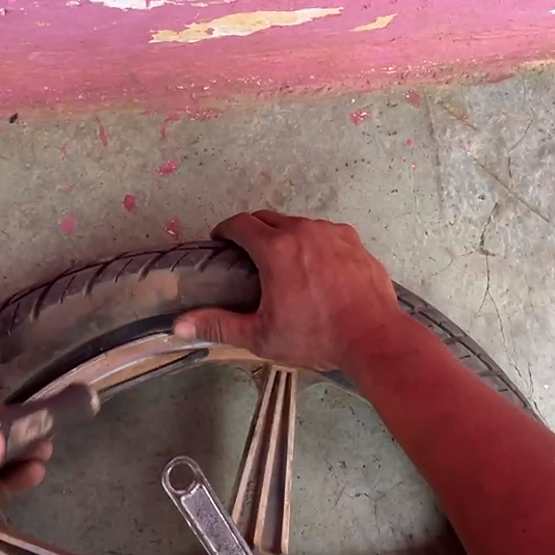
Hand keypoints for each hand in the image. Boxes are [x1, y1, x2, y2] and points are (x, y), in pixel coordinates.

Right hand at [174, 211, 413, 373]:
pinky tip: (316, 267)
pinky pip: (325, 233)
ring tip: (282, 262)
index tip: (220, 241)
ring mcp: (332, 232)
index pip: (240, 224)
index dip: (225, 230)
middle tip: (247, 254)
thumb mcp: (261, 336)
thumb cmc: (316, 337)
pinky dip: (313, 242)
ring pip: (298, 224)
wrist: (375, 337)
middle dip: (252, 230)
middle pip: (268, 217)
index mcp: (276, 249)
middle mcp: (303, 230)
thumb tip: (180, 325)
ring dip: (284, 235)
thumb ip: (219, 324)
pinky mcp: (354, 241)